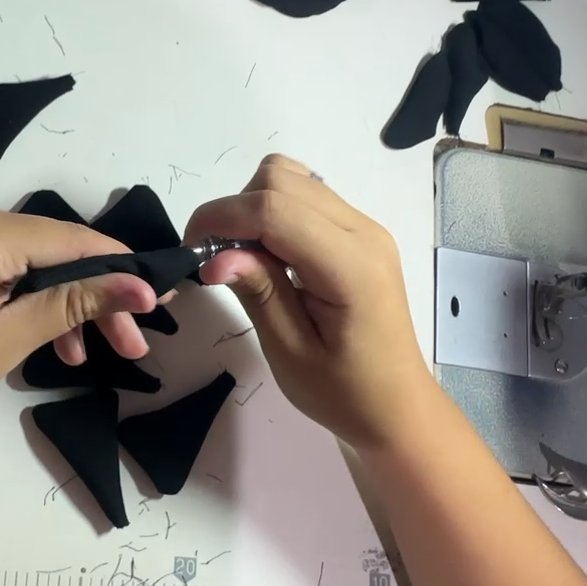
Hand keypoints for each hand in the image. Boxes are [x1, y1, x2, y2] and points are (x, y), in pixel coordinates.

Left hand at [0, 197, 159, 481]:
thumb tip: (142, 285)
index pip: (65, 237)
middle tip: (132, 344)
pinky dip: (20, 296)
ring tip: (91, 356)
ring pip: (22, 258)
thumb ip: (74, 305)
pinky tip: (49, 341)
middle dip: (91, 295)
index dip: (118, 267)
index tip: (162, 295)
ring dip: (58, 301)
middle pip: (46, 247)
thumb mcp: (4, 344)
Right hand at [185, 154, 437, 446]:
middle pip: (280, 180)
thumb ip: (258, 292)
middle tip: (214, 258)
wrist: (396, 406)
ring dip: (251, 207)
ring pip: (291, 179)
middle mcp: (362, 231)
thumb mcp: (290, 352)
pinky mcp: (356, 231)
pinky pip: (304, 196)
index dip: (222, 218)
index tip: (191, 250)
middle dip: (233, 210)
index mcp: (350, 266)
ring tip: (241, 255)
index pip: (274, 209)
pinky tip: (267, 252)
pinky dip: (270, 211)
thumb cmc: (343, 391)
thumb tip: (214, 256)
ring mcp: (363, 227)